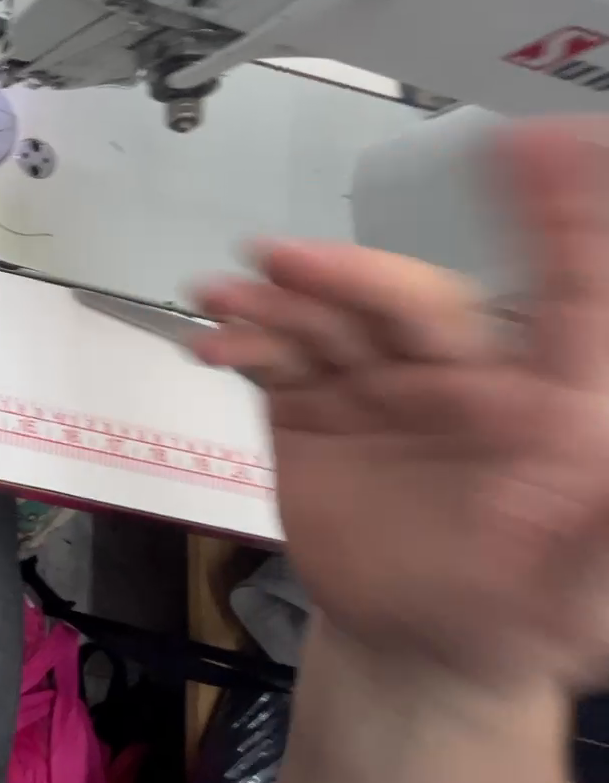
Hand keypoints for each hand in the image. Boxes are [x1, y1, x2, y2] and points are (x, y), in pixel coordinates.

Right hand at [190, 119, 608, 693]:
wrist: (410, 639)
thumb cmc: (518, 615)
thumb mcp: (577, 593)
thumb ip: (588, 531)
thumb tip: (576, 454)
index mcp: (549, 407)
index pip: (569, 300)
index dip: (559, 223)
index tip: (533, 143)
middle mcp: (460, 379)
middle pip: (405, 303)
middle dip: (346, 275)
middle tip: (279, 260)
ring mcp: (376, 390)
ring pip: (324, 324)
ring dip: (269, 306)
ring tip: (216, 298)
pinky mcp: (308, 409)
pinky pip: (270, 363)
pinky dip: (238, 347)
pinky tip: (211, 347)